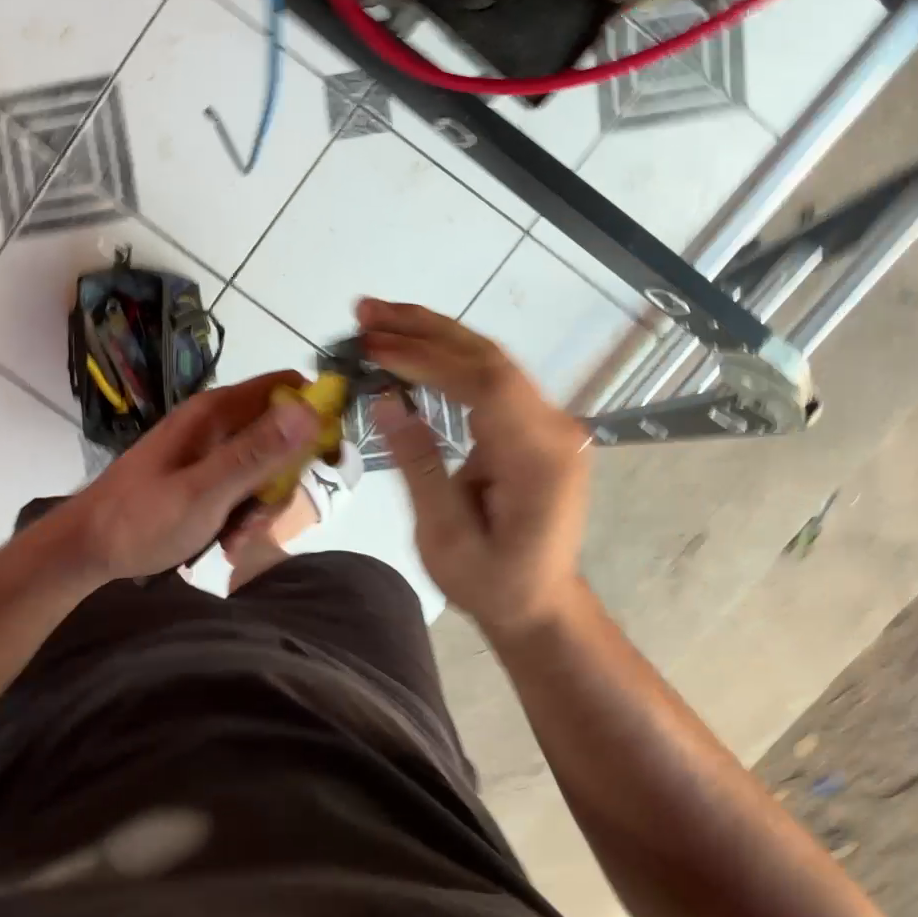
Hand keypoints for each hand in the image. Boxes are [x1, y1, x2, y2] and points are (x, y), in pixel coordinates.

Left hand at [51, 370, 322, 580]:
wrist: (87, 548)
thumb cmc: (141, 520)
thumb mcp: (206, 492)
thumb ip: (258, 453)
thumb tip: (313, 410)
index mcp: (217, 412)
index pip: (288, 388)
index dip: (315, 417)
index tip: (324, 463)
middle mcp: (215, 422)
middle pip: (282, 435)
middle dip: (282, 481)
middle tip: (257, 520)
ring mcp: (207, 449)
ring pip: (263, 468)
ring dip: (259, 508)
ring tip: (232, 541)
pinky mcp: (199, 474)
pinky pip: (239, 487)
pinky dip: (240, 515)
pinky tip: (223, 543)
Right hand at [358, 299, 590, 636]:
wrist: (539, 604)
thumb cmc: (490, 583)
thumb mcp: (445, 536)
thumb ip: (420, 465)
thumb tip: (385, 400)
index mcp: (539, 458)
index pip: (485, 384)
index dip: (426, 358)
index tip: (372, 349)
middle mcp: (554, 428)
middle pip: (490, 358)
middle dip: (423, 329)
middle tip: (364, 311)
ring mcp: (547, 424)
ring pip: (489, 360)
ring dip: (431, 334)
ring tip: (375, 318)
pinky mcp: (531, 426)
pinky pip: (488, 379)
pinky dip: (445, 357)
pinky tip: (409, 346)